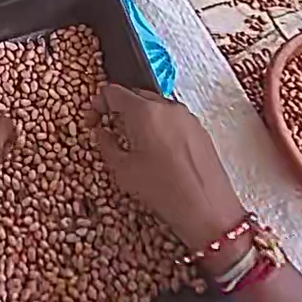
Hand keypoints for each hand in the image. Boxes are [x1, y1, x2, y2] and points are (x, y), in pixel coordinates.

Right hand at [88, 84, 244, 251]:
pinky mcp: (199, 129)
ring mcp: (186, 116)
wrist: (208, 209)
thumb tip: (101, 133)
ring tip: (133, 142)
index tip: (93, 120)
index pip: (113, 92)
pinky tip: (156, 150)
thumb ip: (106, 144)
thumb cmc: (164, 190)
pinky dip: (158, 125)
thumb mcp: (123, 170)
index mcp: (144, 112)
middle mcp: (167, 107)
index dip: (98, 103)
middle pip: (135, 95)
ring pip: (155, 106)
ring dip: (139, 117)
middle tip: (109, 129)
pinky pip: (171, 118)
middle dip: (118, 108)